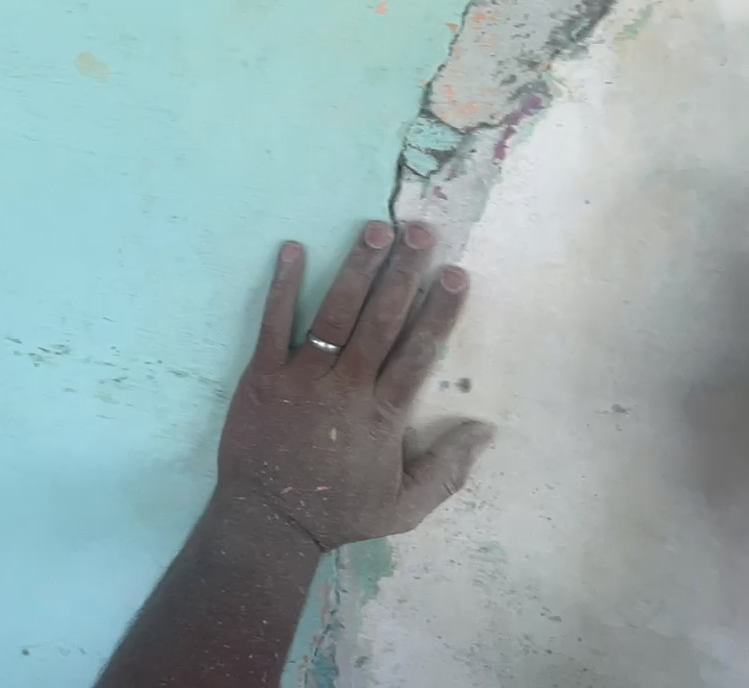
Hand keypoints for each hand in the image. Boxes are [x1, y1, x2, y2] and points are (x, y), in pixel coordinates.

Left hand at [214, 220, 493, 551]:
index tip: (456, 273)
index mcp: (382, 415)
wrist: (267, 519)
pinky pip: (273, 322)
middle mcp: (346, 386)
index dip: (439, 311)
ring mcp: (302, 376)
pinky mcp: (263, 373)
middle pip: (381, 321)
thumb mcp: (405, 507)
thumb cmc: (337, 510)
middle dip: (403, 273)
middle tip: (419, 230)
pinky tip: (293, 249)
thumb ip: (448, 470)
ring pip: (334, 313)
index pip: (419, 352)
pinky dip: (283, 286)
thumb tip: (485, 430)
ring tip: (374, 229)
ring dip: (355, 269)